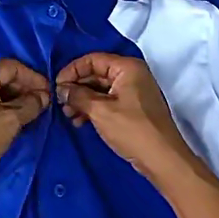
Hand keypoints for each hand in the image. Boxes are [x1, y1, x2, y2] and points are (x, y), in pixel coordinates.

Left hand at [0, 59, 50, 189]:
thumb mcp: (12, 119)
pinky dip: (5, 108)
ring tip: (34, 113)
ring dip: (17, 100)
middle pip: (4, 78)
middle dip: (26, 90)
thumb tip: (44, 97)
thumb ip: (32, 103)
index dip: (35, 79)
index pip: (13, 67)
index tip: (50, 93)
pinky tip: (18, 119)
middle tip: (44, 104)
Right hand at [56, 53, 193, 178]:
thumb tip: (61, 89)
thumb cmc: (132, 130)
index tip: (56, 87)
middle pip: (97, 73)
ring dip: (83, 100)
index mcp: (128, 67)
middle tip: (60, 104)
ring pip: (101, 88)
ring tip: (68, 116)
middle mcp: (132, 74)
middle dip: (77, 87)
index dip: (72, 70)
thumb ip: (78, 96)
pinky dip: (93, 108)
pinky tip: (80, 121)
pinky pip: (108, 100)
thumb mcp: (101, 111)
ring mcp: (134, 91)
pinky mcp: (133, 107)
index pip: (93, 59)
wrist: (161, 158)